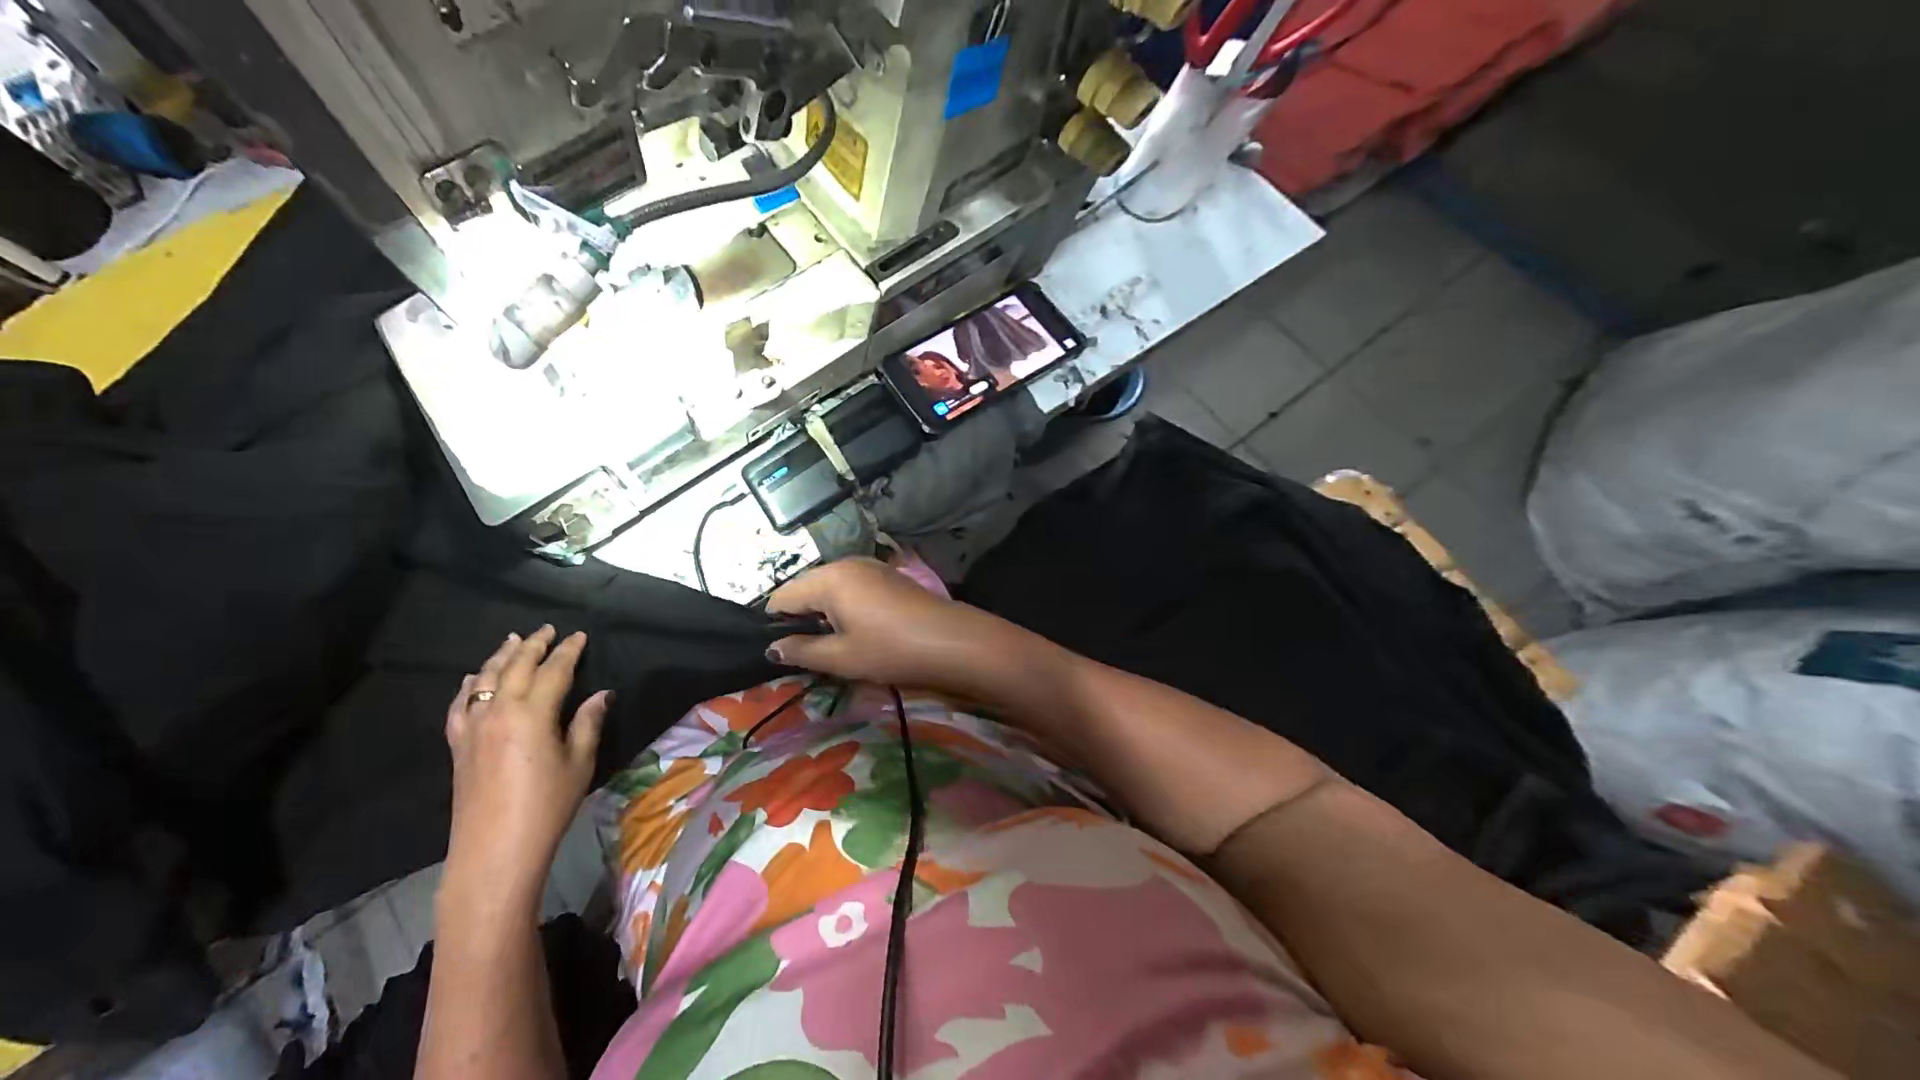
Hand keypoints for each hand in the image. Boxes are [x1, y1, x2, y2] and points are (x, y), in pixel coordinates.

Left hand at [440, 625, 608, 923]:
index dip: (569, 651)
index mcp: (532, 713)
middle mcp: (498, 711)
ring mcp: (472, 727)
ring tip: (513, 640)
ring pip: (486, 679)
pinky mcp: (457, 744)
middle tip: (548, 629)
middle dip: (534, 644)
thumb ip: (587, 723)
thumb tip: (601, 694)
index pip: (554, 670)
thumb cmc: (547, 806)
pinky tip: (475, 678)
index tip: (580, 636)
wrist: (494, 849)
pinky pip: (460, 704)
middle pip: (516, 666)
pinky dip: (470, 685)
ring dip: (502, 656)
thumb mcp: (579, 763)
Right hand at [766, 557, 1040, 697]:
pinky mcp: (888, 576)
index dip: (774, 626)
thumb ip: (802, 650)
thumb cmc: (892, 650)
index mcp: (828, 578)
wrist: (954, 642)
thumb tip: (772, 648)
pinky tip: (859, 632)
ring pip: (829, 588)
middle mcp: (845, 564)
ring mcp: (870, 566)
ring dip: (825, 614)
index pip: (781, 598)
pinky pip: (852, 588)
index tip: (783, 653)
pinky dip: (846, 607)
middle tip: (809, 653)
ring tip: (835, 646)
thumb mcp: (842, 657)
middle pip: (805, 589)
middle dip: (801, 618)